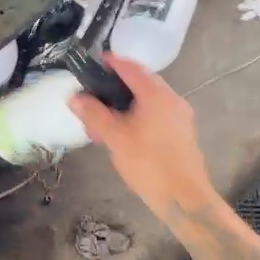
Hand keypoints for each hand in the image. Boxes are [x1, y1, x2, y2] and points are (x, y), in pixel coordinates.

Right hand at [69, 54, 218, 216]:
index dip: (112, 62)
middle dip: (116, 87)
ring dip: (126, 104)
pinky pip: (156, 114)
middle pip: (141, 83)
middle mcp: (172, 99)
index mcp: (156, 95)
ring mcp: (180, 116)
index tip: (94, 62)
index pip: (132, 68)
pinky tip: (123, 134)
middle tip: (94, 98)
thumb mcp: (114, 137)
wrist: (183, 197)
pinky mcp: (182, 132)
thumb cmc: (148, 163)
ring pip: (148, 100)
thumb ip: (94, 114)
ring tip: (104, 122)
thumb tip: (75, 97)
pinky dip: (138, 115)